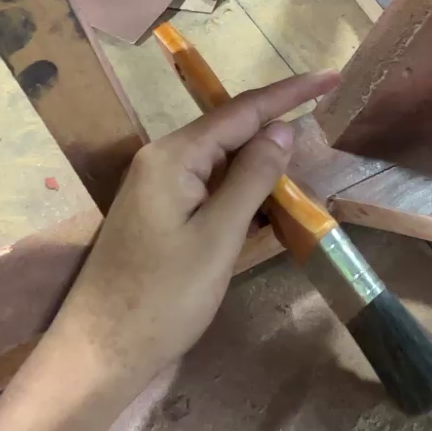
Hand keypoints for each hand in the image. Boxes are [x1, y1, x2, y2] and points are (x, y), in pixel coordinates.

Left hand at [47, 69, 338, 386]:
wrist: (100, 354)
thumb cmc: (163, 298)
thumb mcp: (218, 236)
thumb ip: (252, 177)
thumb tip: (282, 130)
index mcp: (174, 157)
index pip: (242, 111)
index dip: (290, 93)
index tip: (331, 76)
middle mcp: (162, 159)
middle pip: (230, 127)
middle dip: (277, 119)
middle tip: (324, 111)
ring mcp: (158, 185)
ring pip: (222, 156)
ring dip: (261, 154)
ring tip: (305, 151)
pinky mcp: (160, 210)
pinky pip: (210, 181)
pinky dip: (242, 182)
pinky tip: (268, 192)